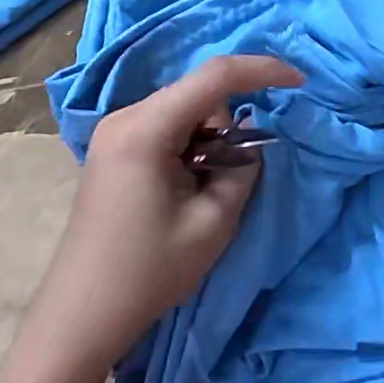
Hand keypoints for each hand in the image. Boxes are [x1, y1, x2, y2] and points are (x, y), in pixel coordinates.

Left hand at [25, 55, 303, 365]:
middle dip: (227, 124)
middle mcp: (123, 116)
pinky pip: (163, 127)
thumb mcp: (213, 223)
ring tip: (202, 191)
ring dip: (206, 138)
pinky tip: (182, 186)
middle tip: (232, 175)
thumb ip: (241, 170)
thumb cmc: (149, 271)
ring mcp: (113, 131)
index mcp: (144, 128)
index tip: (299, 82)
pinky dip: (186, 145)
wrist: (83, 312)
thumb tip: (246, 144)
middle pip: (195, 95)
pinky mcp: (112, 148)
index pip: (213, 77)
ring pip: (181, 111)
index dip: (261, 70)